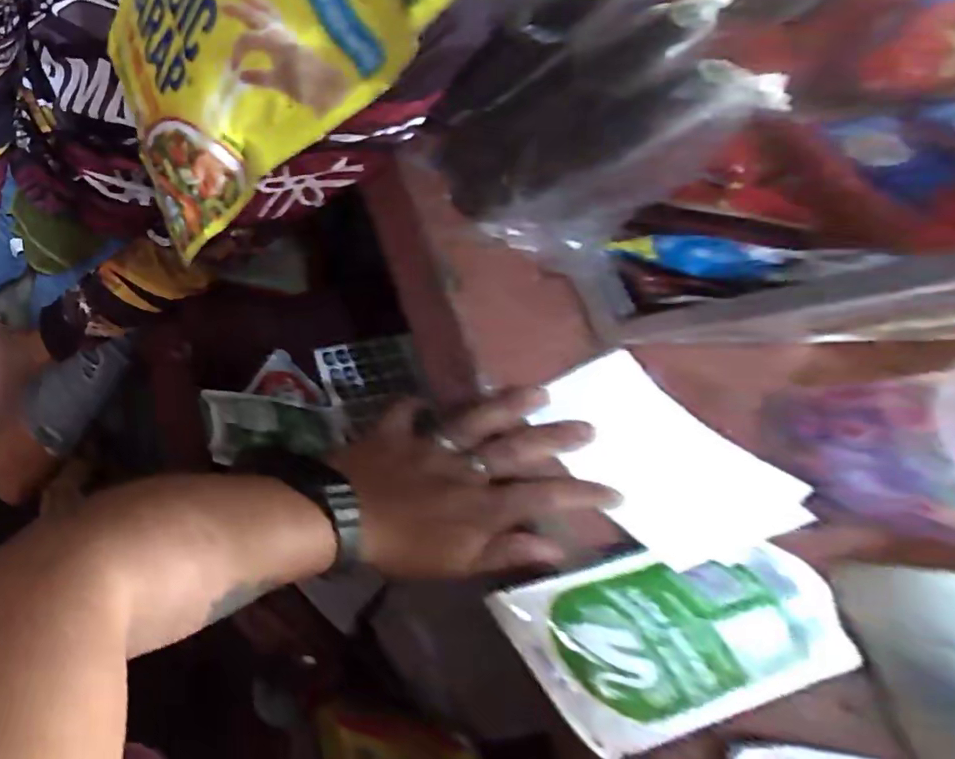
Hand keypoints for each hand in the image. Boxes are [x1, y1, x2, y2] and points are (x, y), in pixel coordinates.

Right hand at [226, 0, 350, 115]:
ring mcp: (287, 33)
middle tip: (223, 3)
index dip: (236, 52)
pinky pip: (276, 19)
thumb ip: (259, 76)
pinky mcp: (293, 38)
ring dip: (255, 2)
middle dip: (239, 9)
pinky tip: (262, 12)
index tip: (233, 69)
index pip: (246, 39)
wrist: (331, 85)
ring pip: (268, 11)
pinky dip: (266, 12)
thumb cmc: (305, 84)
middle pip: (256, 16)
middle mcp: (279, 32)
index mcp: (273, 41)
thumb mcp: (279, 82)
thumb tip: (240, 74)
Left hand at [327, 390, 615, 578]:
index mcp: (479, 505)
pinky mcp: (391, 432)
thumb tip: (555, 545)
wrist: (341, 517)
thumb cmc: (400, 549)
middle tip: (586, 425)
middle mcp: (460, 468)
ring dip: (503, 405)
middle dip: (552, 438)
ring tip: (535, 390)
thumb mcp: (457, 563)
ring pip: (471, 420)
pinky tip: (423, 396)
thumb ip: (504, 551)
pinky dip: (413, 404)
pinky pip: (404, 411)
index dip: (579, 492)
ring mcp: (425, 444)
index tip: (614, 489)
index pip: (540, 495)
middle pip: (513, 450)